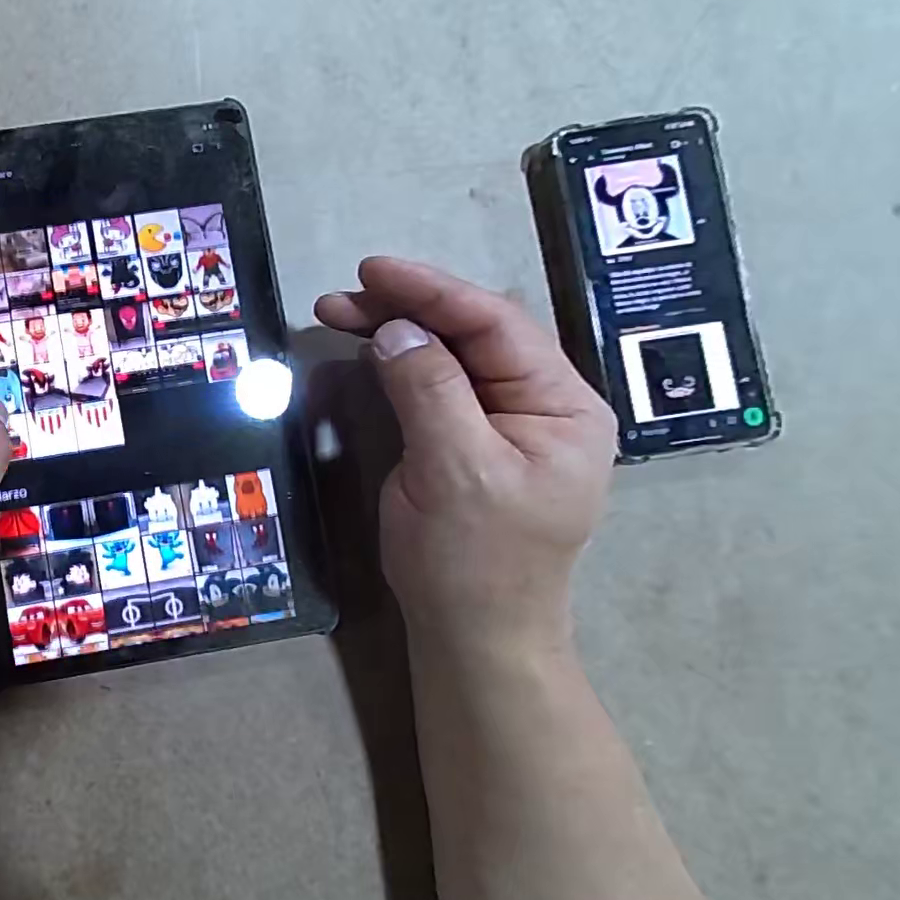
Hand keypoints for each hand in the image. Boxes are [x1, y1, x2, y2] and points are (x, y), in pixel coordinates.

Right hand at [314, 258, 615, 645]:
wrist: (471, 628)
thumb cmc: (473, 558)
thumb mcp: (455, 470)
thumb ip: (430, 392)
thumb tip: (394, 330)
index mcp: (560, 406)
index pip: (496, 326)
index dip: (433, 291)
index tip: (372, 271)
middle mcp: (536, 404)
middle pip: (470, 334)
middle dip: (406, 308)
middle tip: (340, 298)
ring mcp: (498, 422)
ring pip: (447, 356)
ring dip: (395, 331)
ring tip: (339, 315)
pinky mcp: (462, 441)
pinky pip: (431, 386)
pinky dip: (396, 363)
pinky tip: (369, 348)